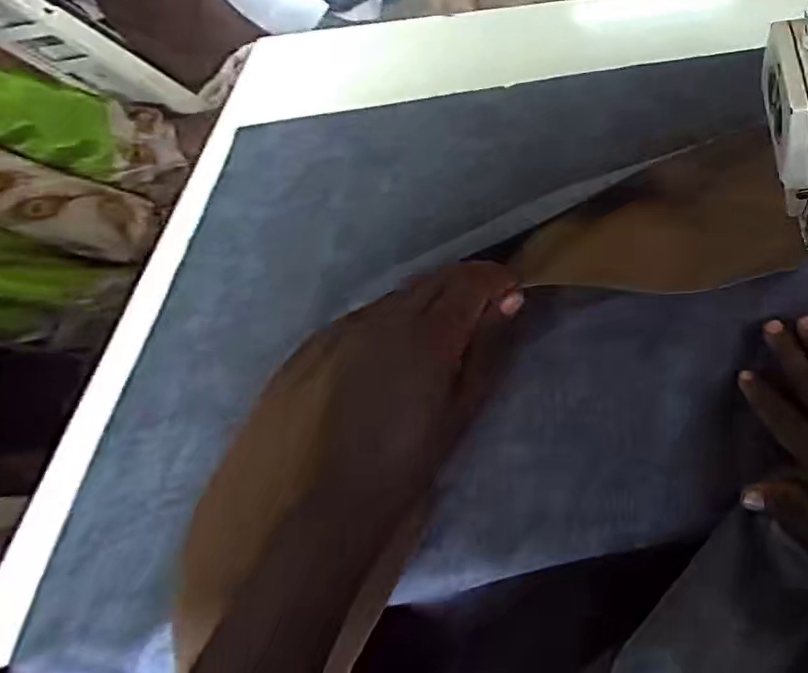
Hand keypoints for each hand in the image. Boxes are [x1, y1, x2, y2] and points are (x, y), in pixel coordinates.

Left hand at [316, 262, 523, 511]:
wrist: (294, 529)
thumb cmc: (398, 471)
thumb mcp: (461, 411)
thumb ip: (487, 348)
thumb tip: (510, 301)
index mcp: (425, 334)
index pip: (471, 280)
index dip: (498, 279)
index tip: (513, 291)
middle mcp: (378, 319)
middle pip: (433, 280)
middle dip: (466, 285)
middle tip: (485, 310)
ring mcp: (334, 333)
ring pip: (395, 297)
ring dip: (426, 303)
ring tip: (436, 337)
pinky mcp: (300, 353)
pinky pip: (358, 319)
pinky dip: (386, 323)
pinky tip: (385, 356)